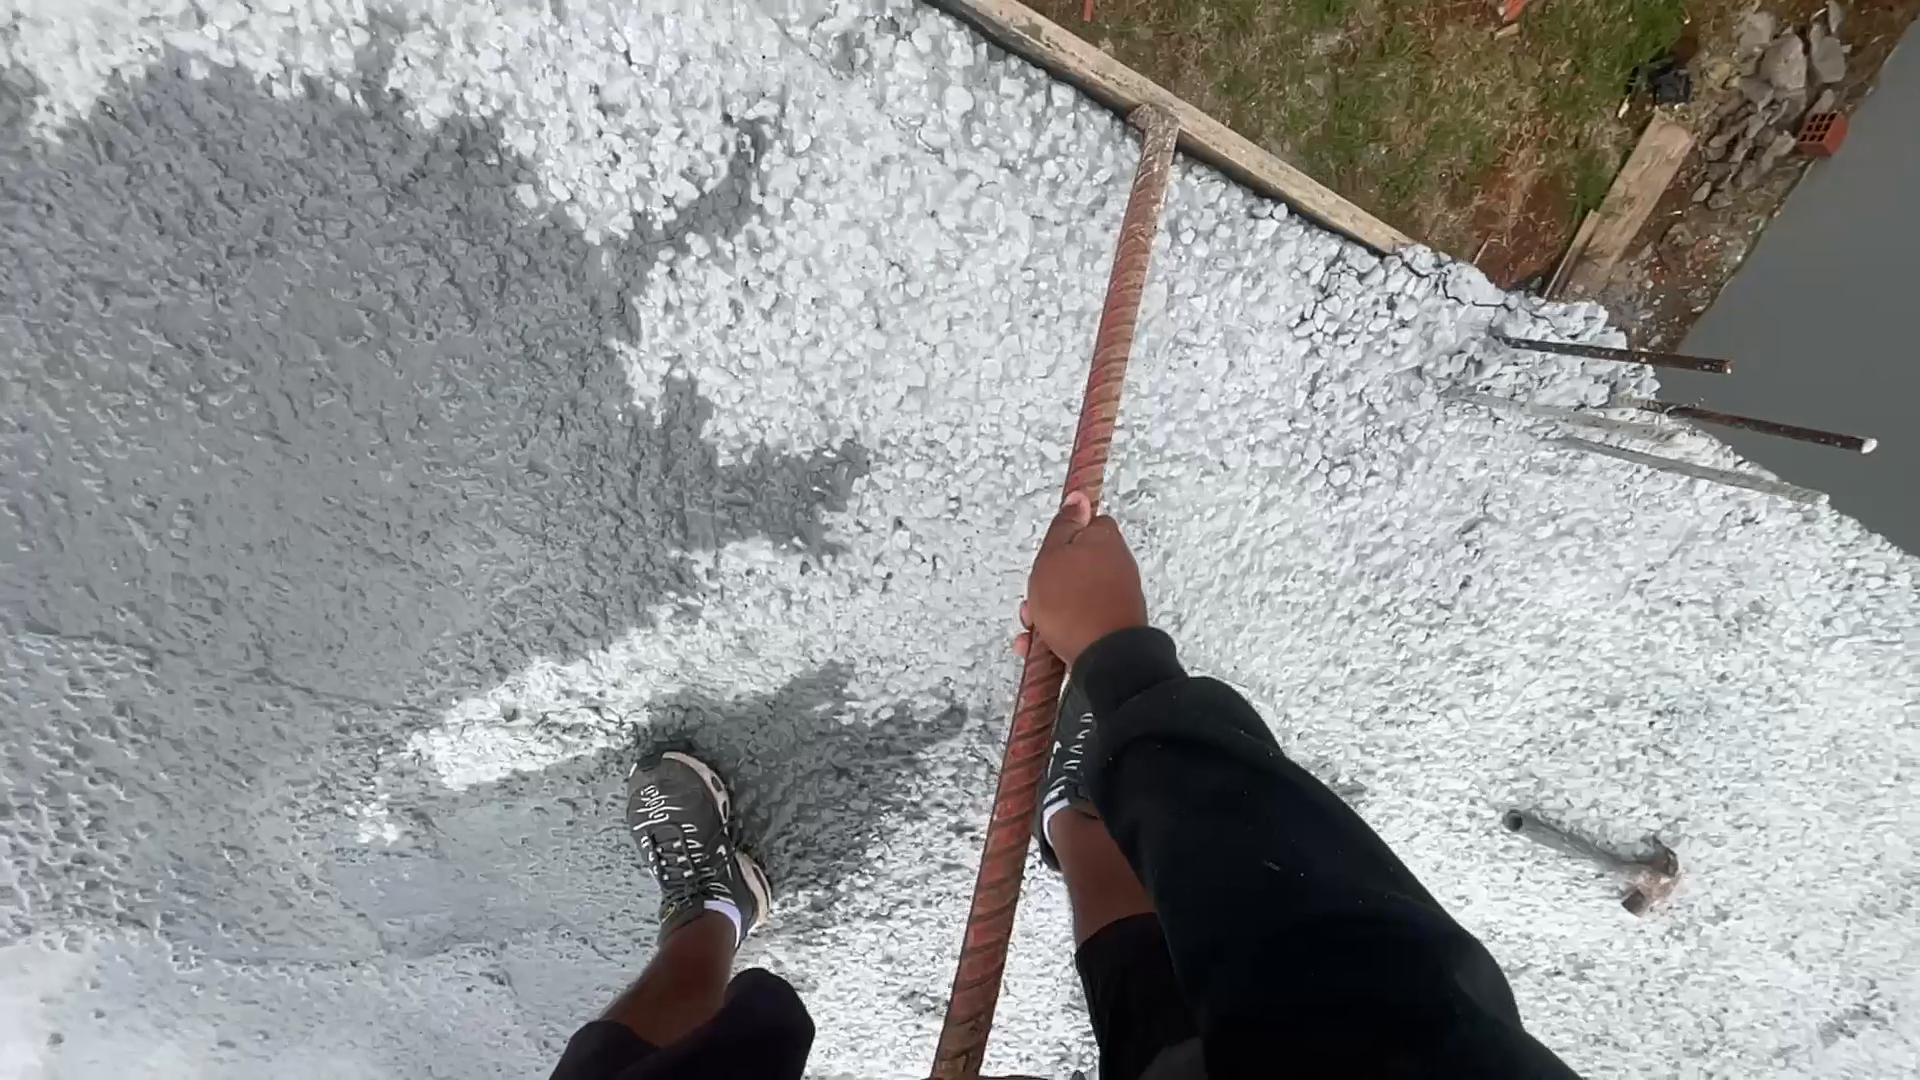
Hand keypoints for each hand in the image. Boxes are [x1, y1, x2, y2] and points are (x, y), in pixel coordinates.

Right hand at [1015, 491, 1146, 666]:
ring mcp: (1116, 597)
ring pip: (1073, 596)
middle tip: (1036, 593)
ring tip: (1035, 627)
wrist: (1103, 658)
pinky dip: (1058, 631)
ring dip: (1048, 610)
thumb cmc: (1075, 605)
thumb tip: (1077, 497)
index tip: (1048, 550)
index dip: (1062, 537)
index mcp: (1105, 540)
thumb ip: (1063, 525)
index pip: (1086, 523)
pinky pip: (1079, 621)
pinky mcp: (1111, 625)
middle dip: (1048, 581)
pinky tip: (1041, 645)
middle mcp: (1117, 566)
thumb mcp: (1052, 556)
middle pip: (1075, 563)